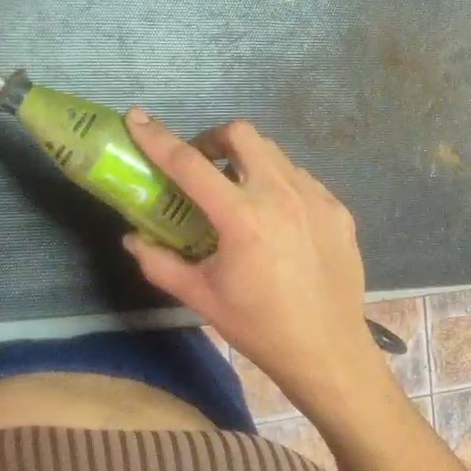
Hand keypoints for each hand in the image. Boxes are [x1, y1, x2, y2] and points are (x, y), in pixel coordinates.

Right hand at [122, 110, 383, 410]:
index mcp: (242, 217)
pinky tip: (275, 220)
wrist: (329, 353)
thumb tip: (132, 238)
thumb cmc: (258, 327)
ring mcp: (315, 198)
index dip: (157, 138)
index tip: (137, 117)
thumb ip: (159, 263)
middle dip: (213, 139)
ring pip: (273, 153)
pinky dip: (278, 184)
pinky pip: (300, 178)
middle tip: (202, 167)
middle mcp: (281, 195)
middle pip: (241, 134)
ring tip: (239, 195)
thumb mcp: (200, 297)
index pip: (189, 163)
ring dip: (247, 162)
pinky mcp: (338, 210)